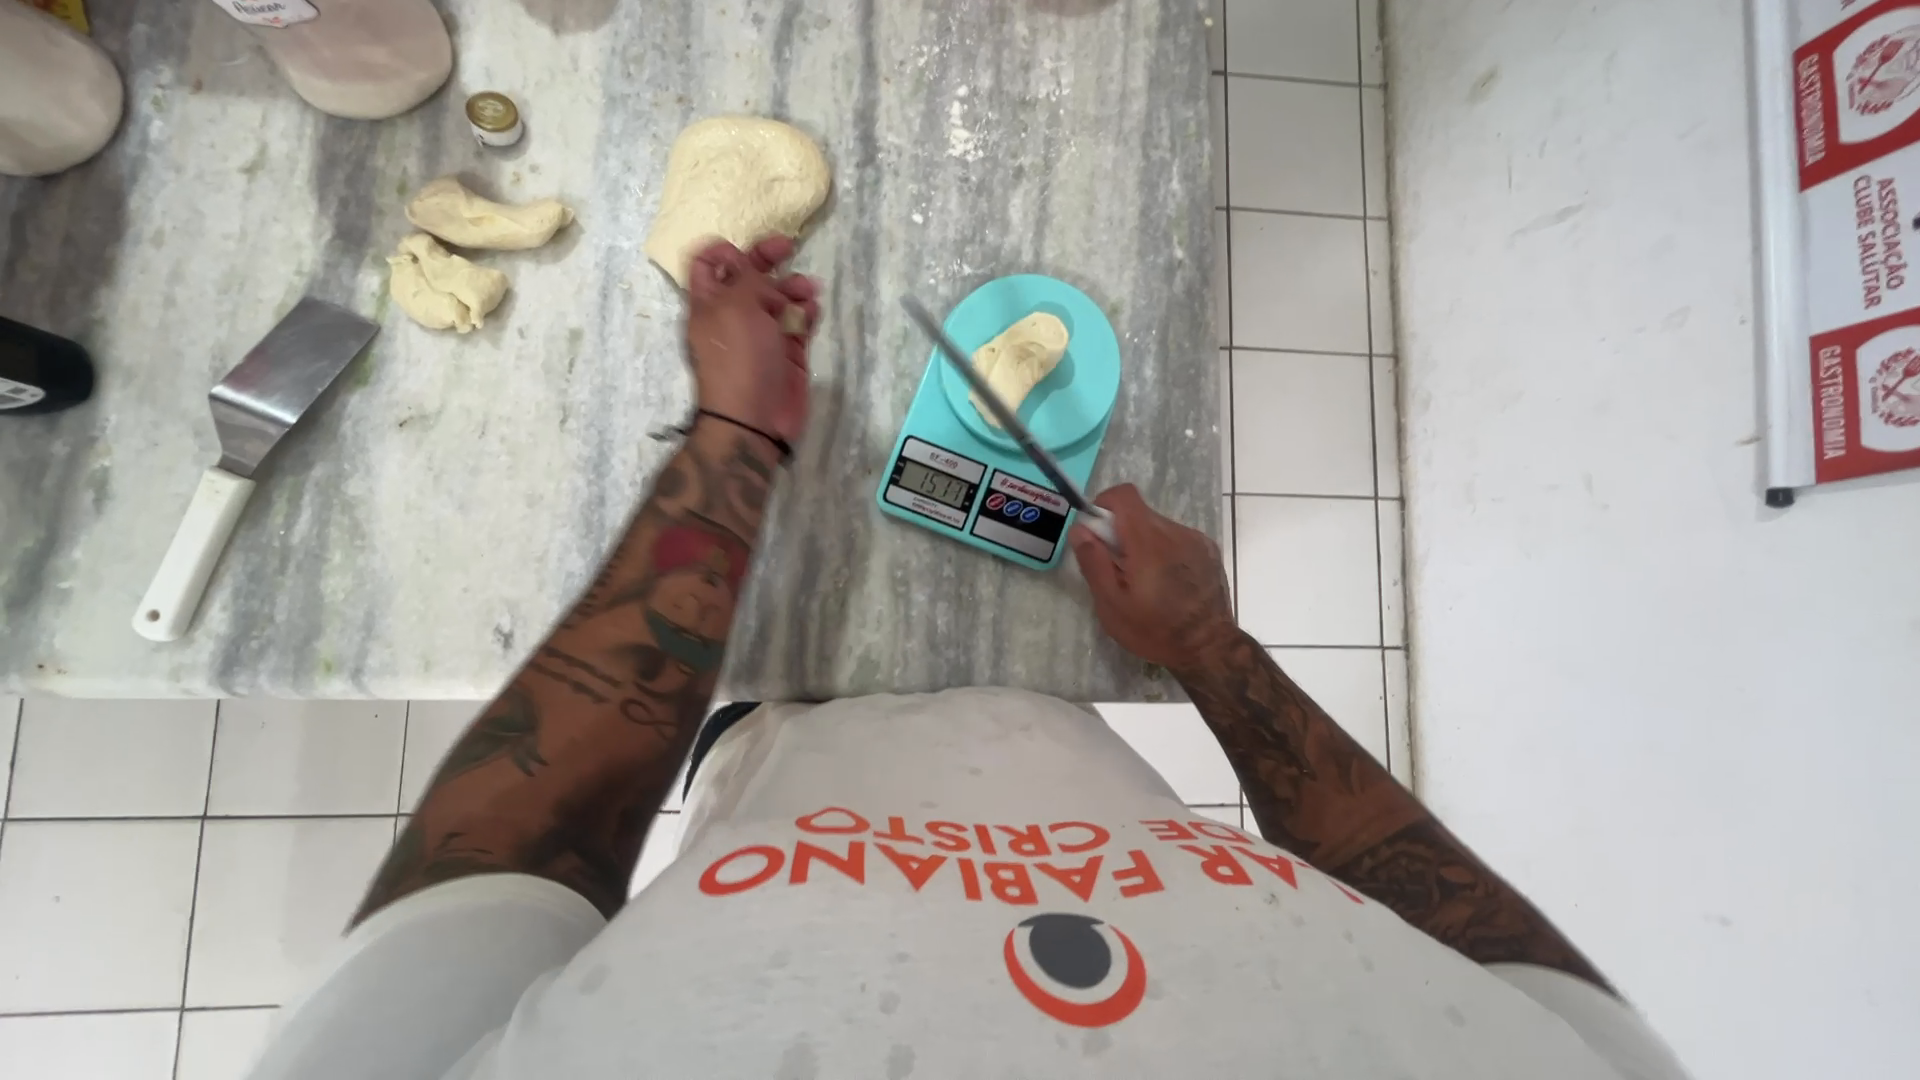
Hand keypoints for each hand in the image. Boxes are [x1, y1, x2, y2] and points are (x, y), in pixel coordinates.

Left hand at [685, 236, 820, 442]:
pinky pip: (799, 323)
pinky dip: (806, 313)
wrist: (754, 420)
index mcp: (708, 304)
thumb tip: (754, 270)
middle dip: (767, 258)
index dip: (723, 249)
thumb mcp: (736, 308)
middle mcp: (734, 316)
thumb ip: (746, 278)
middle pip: (748, 276)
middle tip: (788, 246)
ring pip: (778, 297)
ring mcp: (763, 335)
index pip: (706, 264)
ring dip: (793, 286)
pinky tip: (811, 312)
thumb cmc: (738, 360)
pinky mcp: (788, 353)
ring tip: (808, 290)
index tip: (744, 249)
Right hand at [1070, 484, 1239, 674]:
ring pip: (1158, 527)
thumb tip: (1080, 529)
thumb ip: (1093, 562)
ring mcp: (1196, 540)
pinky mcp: (1209, 550)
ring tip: (1145, 581)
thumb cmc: (1154, 630)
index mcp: (1148, 542)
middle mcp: (1175, 532)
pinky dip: (1164, 551)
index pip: (1124, 495)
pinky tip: (1167, 583)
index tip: (1096, 531)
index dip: (1104, 503)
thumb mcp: (1111, 604)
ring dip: (1143, 544)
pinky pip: (1177, 538)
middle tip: (1118, 568)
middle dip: (1121, 533)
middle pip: (1139, 513)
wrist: (1209, 648)